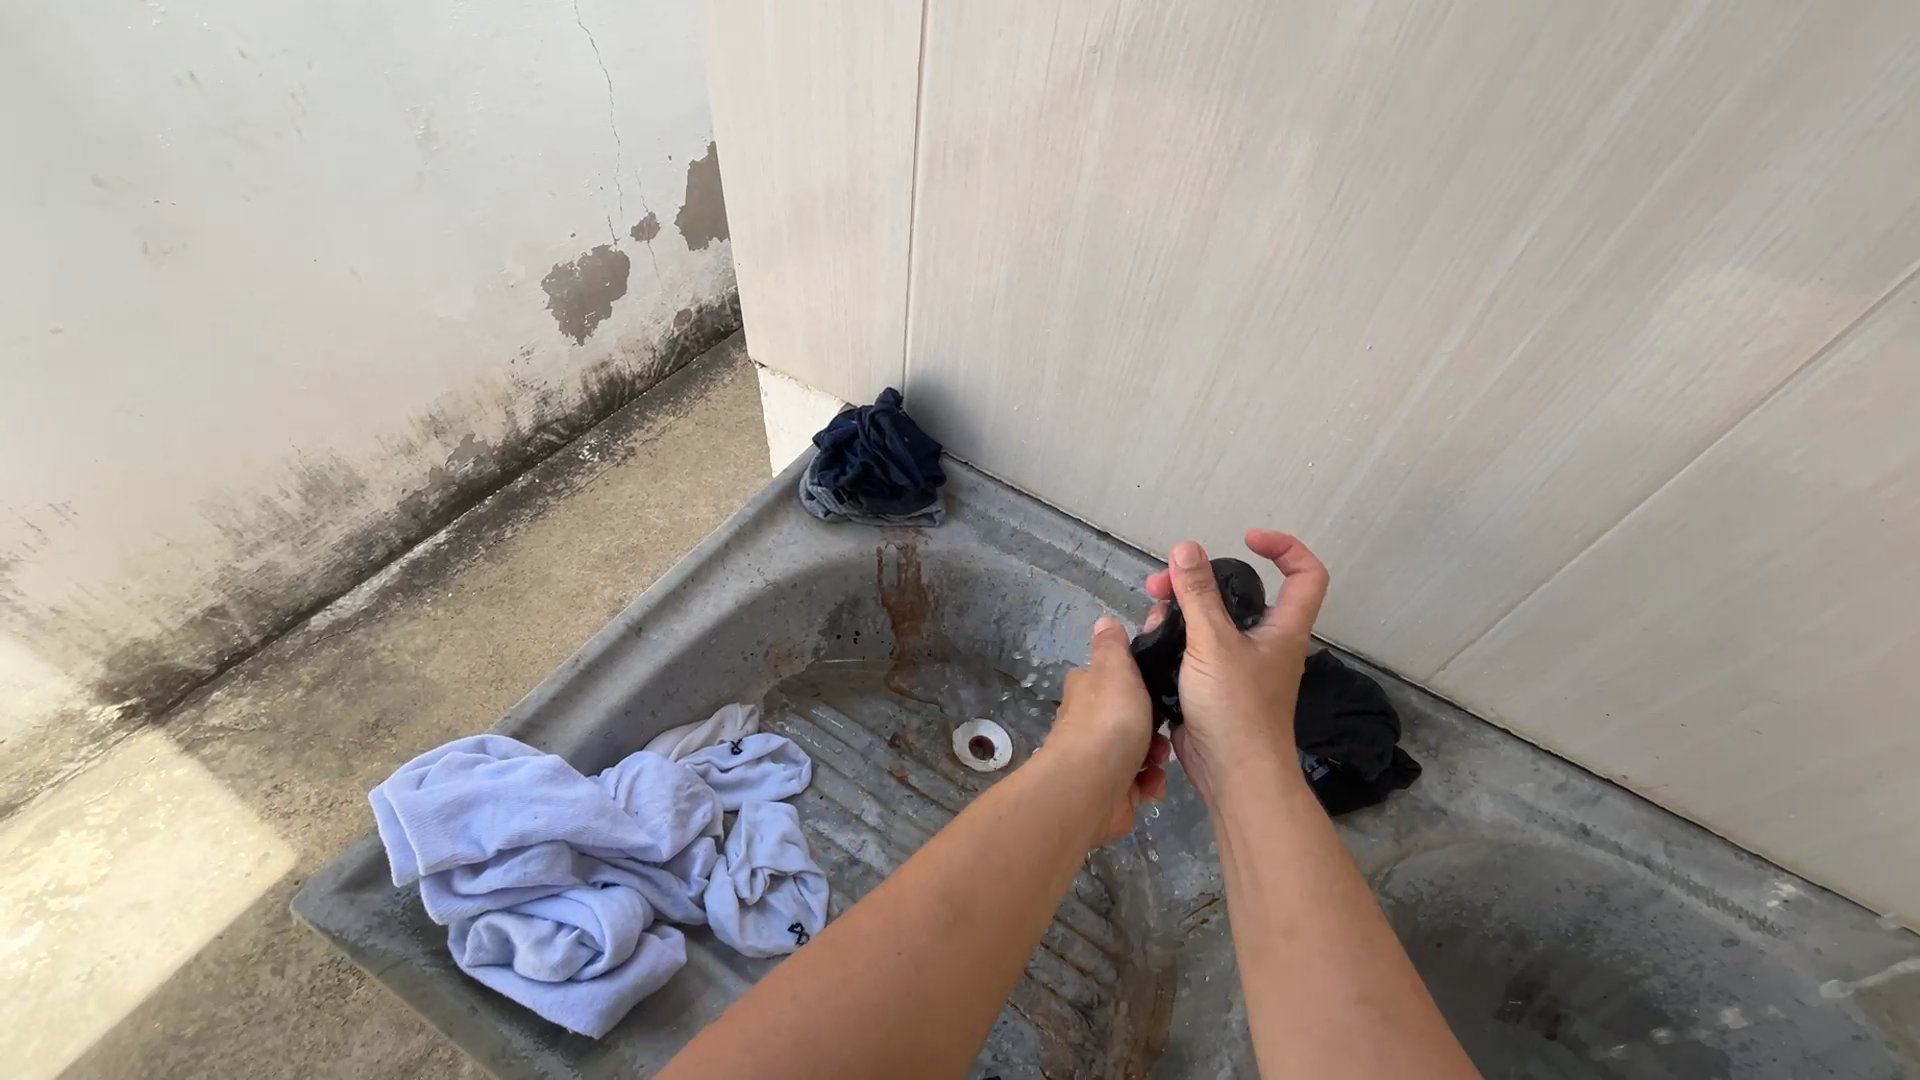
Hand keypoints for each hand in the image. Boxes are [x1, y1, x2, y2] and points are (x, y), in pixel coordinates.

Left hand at [1047, 615, 1171, 845]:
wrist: (1090, 785)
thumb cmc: (1108, 721)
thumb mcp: (1115, 670)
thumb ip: (1113, 647)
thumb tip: (1105, 622)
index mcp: (1087, 690)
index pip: (1114, 679)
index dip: (1139, 683)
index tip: (1162, 689)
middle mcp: (1088, 722)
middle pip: (1132, 717)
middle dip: (1155, 726)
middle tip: (1165, 731)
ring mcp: (1097, 759)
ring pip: (1140, 751)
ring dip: (1156, 756)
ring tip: (1157, 761)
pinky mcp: (1109, 791)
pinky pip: (1139, 783)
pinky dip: (1149, 783)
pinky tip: (1150, 784)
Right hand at [1142, 530, 1328, 805]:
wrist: (1233, 775)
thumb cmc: (1236, 708)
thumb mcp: (1214, 643)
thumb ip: (1198, 594)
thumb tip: (1185, 548)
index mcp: (1283, 629)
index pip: (1305, 575)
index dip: (1285, 549)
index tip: (1247, 539)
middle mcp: (1264, 643)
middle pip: (1237, 595)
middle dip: (1197, 580)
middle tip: (1160, 582)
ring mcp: (1237, 666)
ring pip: (1209, 622)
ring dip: (1178, 611)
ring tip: (1149, 614)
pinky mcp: (1212, 686)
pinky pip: (1192, 649)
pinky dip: (1172, 639)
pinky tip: (1147, 640)